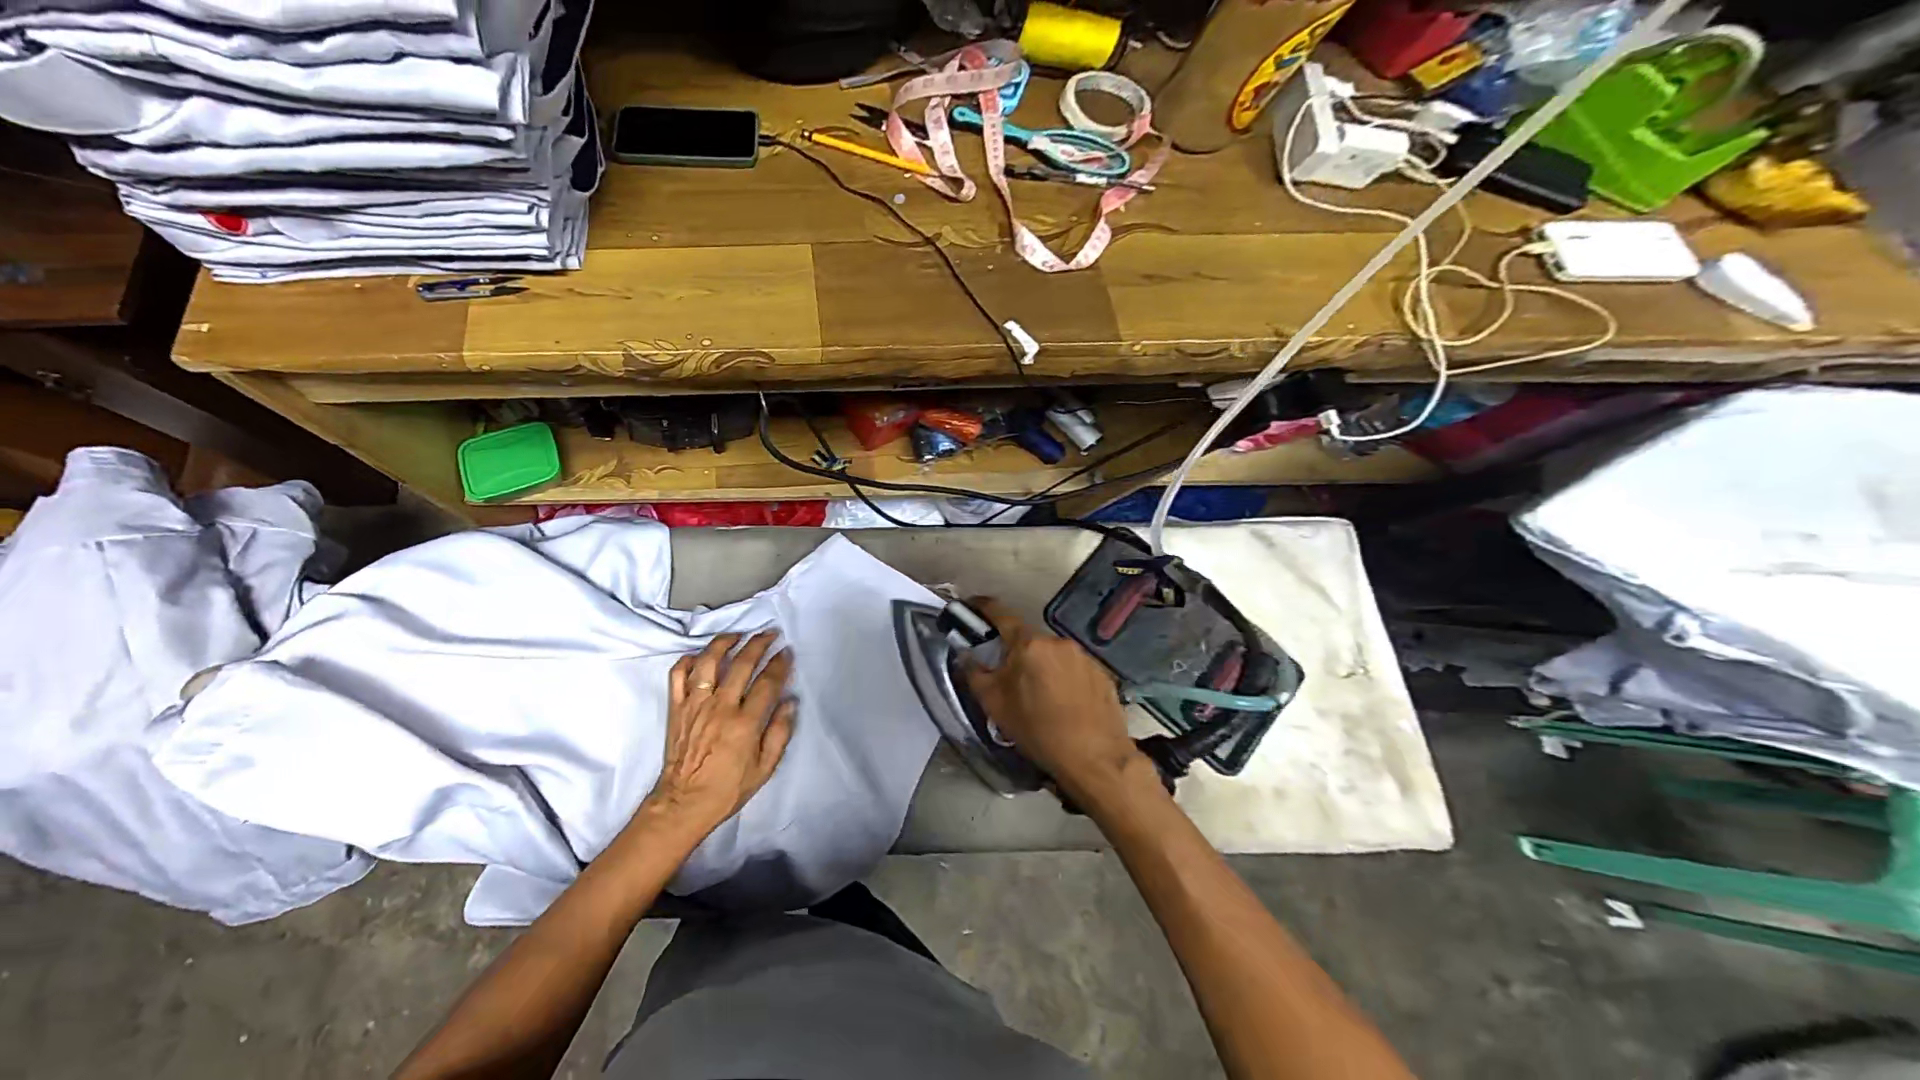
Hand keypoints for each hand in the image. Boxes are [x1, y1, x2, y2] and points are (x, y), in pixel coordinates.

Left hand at [635, 631, 795, 844]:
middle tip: (769, 634)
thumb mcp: (765, 767)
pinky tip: (700, 655)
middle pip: (742, 664)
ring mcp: (695, 705)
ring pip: (709, 662)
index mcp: (745, 722)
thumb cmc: (728, 788)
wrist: (684, 803)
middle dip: (759, 644)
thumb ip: (780, 732)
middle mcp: (720, 707)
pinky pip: (678, 676)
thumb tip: (790, 703)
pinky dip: (688, 661)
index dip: (780, 663)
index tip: (787, 652)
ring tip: (736, 635)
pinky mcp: (676, 708)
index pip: (767, 682)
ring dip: (724, 643)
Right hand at [962, 598, 1144, 800]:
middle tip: (1010, 681)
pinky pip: (1075, 670)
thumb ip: (975, 674)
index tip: (972, 608)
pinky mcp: (1102, 674)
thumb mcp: (994, 705)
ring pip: (1053, 656)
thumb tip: (967, 656)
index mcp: (1028, 644)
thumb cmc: (1038, 730)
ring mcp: (1084, 657)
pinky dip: (1065, 680)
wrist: (1094, 758)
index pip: (1001, 614)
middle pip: (1028, 640)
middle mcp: (1058, 642)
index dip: (983, 609)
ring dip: (1043, 668)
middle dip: (1016, 655)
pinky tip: (1066, 706)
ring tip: (1042, 699)